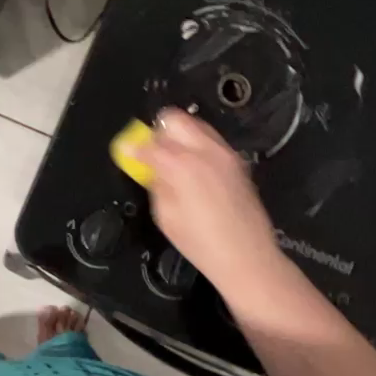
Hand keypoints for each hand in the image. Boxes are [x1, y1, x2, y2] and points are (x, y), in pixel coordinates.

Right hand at [135, 108, 294, 302]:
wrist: (247, 256)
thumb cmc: (202, 244)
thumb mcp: (166, 217)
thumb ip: (156, 184)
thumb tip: (149, 166)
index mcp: (182, 165)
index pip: (150, 142)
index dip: (134, 147)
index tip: (128, 152)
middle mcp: (205, 151)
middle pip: (174, 119)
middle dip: (159, 132)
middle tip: (153, 153)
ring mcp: (225, 153)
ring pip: (195, 124)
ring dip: (180, 136)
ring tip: (174, 160)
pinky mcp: (238, 161)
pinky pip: (211, 140)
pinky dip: (198, 145)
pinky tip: (194, 170)